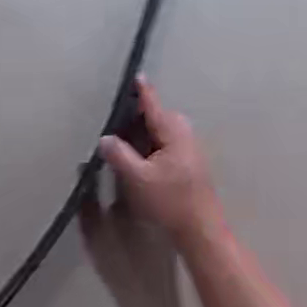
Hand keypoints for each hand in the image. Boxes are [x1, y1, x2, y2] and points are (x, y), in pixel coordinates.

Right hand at [98, 75, 221, 242]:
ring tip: (129, 135)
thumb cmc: (169, 202)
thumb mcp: (137, 179)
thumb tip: (105, 138)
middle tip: (123, 115)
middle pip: (164, 117)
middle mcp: (185, 139)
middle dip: (146, 112)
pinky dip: (155, 141)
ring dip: (150, 129)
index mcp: (174, 135)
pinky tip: (143, 156)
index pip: (155, 107)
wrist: (200, 230)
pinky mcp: (190, 167)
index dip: (144, 92)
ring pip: (168, 131)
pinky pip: (169, 143)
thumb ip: (119, 155)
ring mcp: (191, 153)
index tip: (137, 76)